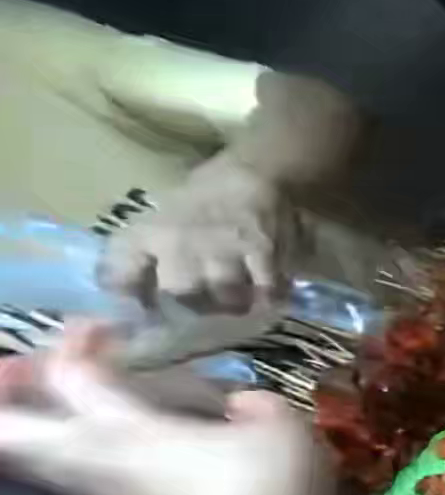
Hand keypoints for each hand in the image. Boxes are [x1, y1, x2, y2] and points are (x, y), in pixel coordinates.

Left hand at [0, 323, 329, 494]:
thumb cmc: (267, 480)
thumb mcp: (281, 427)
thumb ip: (256, 405)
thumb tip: (240, 403)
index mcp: (123, 427)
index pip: (74, 375)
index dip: (80, 343)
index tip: (102, 324)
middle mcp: (92, 455)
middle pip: (2, 426)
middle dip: (1, 393)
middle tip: (21, 372)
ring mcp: (106, 487)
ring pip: (28, 450)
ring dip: (28, 423)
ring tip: (58, 404)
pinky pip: (72, 467)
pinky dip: (69, 446)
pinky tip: (112, 439)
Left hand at [102, 156, 293, 313]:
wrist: (245, 181)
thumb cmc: (199, 206)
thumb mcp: (157, 226)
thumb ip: (146, 258)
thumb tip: (140, 298)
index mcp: (143, 235)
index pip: (121, 276)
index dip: (130, 300)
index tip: (146, 313)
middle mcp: (178, 242)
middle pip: (183, 293)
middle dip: (198, 308)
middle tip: (209, 311)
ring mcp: (224, 247)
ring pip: (227, 294)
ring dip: (236, 306)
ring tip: (242, 306)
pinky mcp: (262, 251)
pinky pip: (268, 287)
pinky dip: (272, 298)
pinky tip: (273, 299)